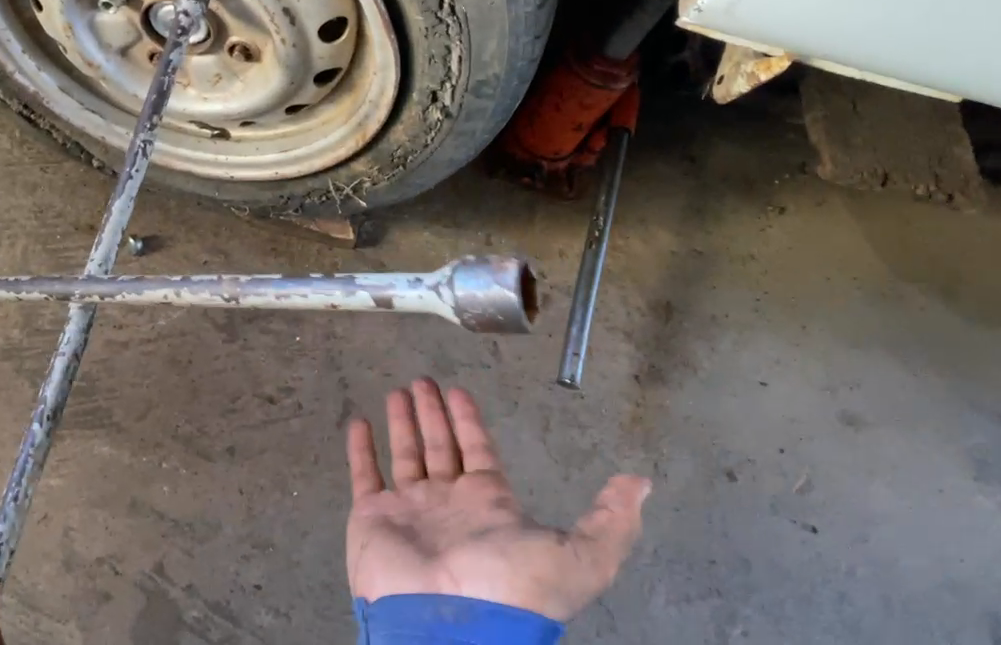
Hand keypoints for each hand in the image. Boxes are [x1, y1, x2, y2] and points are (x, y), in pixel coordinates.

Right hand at [344, 378, 650, 621]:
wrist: (449, 624)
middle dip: (433, 414)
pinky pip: (364, 475)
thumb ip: (610, 520)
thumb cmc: (511, 586)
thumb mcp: (580, 555)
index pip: (478, 451)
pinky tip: (359, 422)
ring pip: (405, 455)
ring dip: (403, 423)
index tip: (458, 391)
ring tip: (399, 390)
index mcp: (489, 505)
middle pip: (440, 447)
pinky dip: (360, 449)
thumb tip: (641, 484)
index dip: (469, 421)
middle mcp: (448, 502)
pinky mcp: (372, 515)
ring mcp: (408, 509)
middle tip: (424, 380)